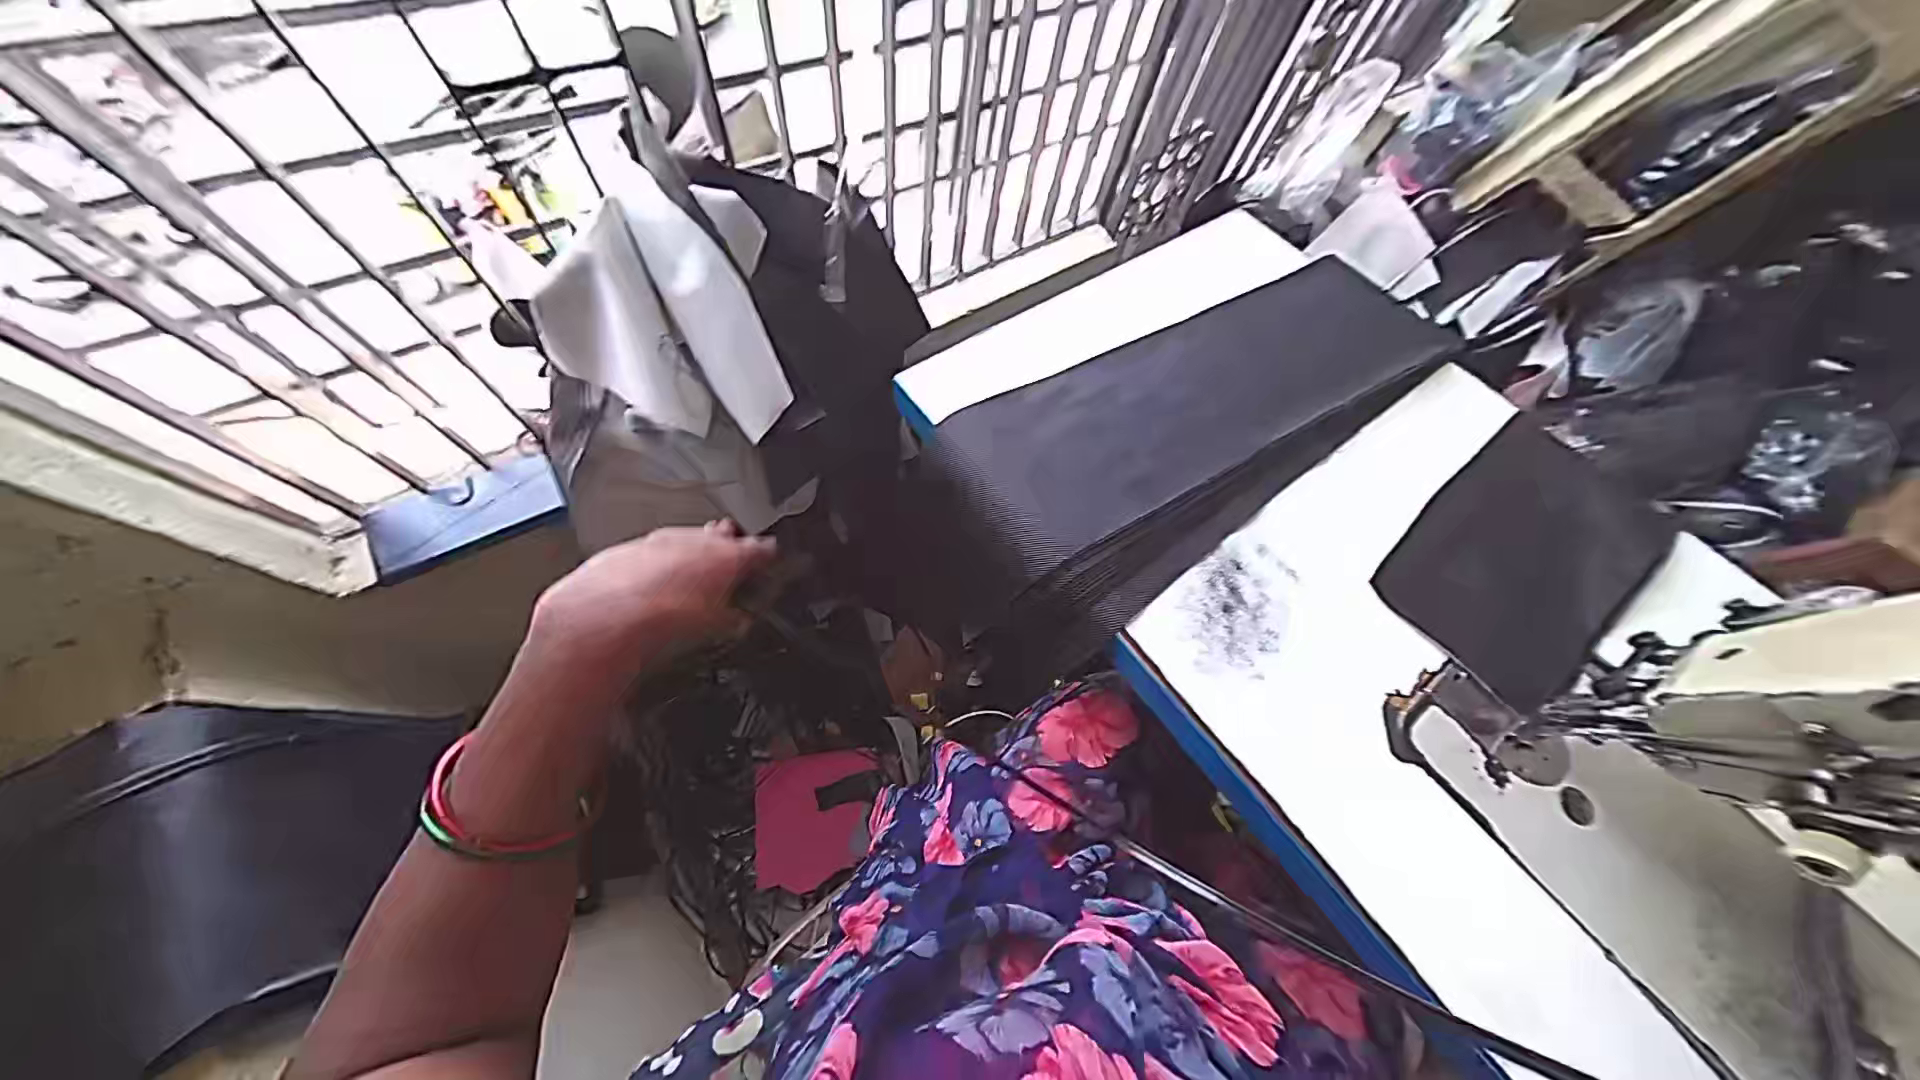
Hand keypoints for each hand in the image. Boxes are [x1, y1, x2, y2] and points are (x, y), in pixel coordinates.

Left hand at [528, 521, 776, 687]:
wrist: (602, 622)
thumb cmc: (662, 623)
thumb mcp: (718, 629)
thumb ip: (734, 616)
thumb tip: (737, 619)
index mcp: (729, 555)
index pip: (762, 548)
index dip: (767, 556)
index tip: (768, 560)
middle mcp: (697, 540)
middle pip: (723, 536)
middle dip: (728, 548)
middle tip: (729, 570)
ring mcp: (660, 540)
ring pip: (686, 541)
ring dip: (690, 557)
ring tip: (689, 585)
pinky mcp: (627, 548)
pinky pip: (651, 551)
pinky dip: (657, 565)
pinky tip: (652, 588)